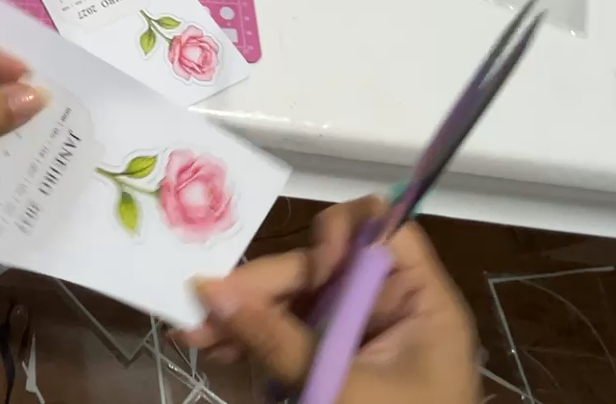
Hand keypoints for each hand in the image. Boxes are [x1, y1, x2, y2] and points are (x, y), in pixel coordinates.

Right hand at [178, 197, 479, 403]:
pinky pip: (285, 326)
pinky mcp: (331, 356)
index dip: (344, 233)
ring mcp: (356, 330)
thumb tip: (207, 289)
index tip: (317, 269)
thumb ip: (277, 340)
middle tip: (205, 304)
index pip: (384, 228)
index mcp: (418, 303)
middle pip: (317, 263)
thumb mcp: (342, 393)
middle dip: (260, 284)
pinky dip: (252, 335)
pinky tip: (219, 349)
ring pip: (291, 295)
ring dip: (243, 312)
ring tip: (197, 336)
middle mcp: (386, 305)